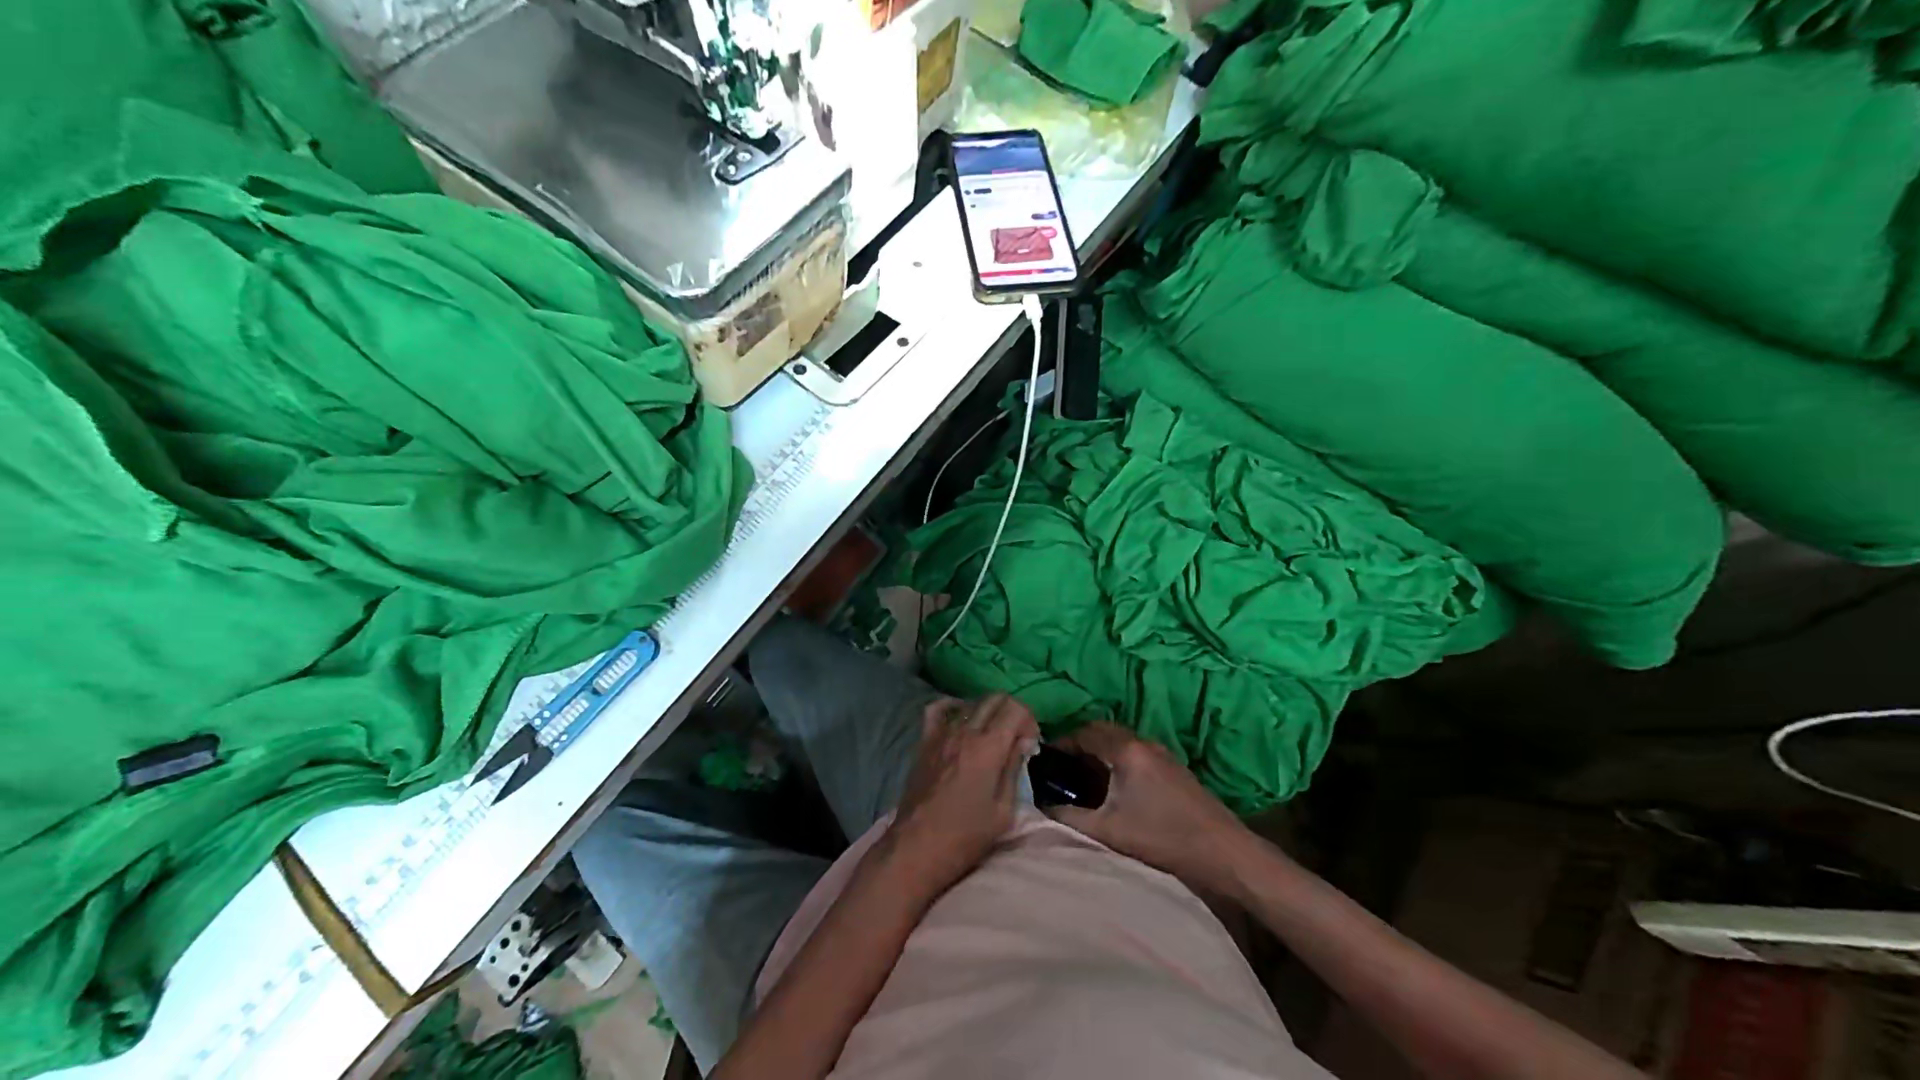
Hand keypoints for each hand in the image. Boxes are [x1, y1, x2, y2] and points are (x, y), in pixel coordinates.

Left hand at [880, 694, 1039, 899]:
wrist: (917, 847)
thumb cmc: (965, 836)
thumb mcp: (1003, 809)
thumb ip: (1014, 768)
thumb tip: (1023, 741)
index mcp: (988, 747)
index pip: (1015, 708)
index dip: (1029, 719)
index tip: (1030, 742)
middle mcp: (964, 731)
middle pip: (994, 699)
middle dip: (1012, 712)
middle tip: (1016, 738)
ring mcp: (941, 734)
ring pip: (970, 703)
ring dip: (988, 712)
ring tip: (992, 736)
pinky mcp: (924, 742)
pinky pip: (937, 710)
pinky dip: (953, 707)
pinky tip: (961, 720)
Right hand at [1045, 722, 1253, 893]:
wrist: (1222, 852)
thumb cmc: (1162, 837)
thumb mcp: (1107, 830)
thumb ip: (1068, 815)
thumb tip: (1042, 806)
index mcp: (1126, 750)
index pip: (1084, 732)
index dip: (1061, 743)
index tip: (1045, 761)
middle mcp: (1143, 742)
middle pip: (1102, 731)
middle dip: (1079, 744)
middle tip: (1061, 768)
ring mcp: (1162, 753)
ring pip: (1120, 741)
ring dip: (1099, 751)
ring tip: (1082, 779)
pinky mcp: (1173, 767)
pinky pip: (1135, 752)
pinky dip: (1117, 759)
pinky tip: (1112, 787)